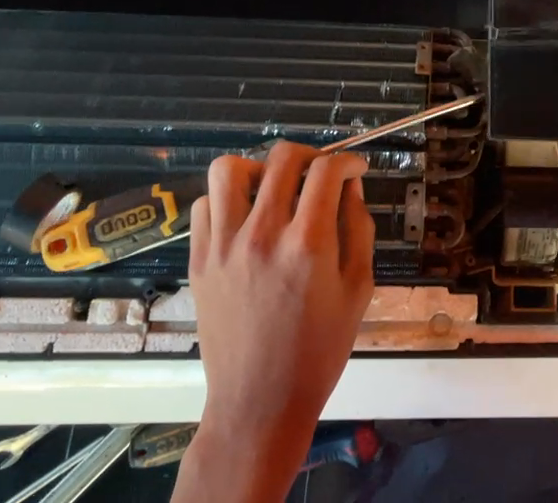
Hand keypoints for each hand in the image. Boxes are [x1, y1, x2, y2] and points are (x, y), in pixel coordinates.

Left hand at [176, 142, 374, 502]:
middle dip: (311, 156)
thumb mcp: (358, 290)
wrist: (259, 402)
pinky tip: (245, 218)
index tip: (355, 170)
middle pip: (282, 158)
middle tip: (320, 175)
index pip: (327, 171)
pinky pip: (205, 204)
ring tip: (274, 189)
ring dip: (260, 168)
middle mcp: (263, 235)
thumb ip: (358, 230)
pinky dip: (227, 200)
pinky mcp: (198, 261)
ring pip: (231, 169)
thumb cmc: (318, 351)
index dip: (348, 161)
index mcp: (308, 245)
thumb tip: (351, 188)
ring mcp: (224, 246)